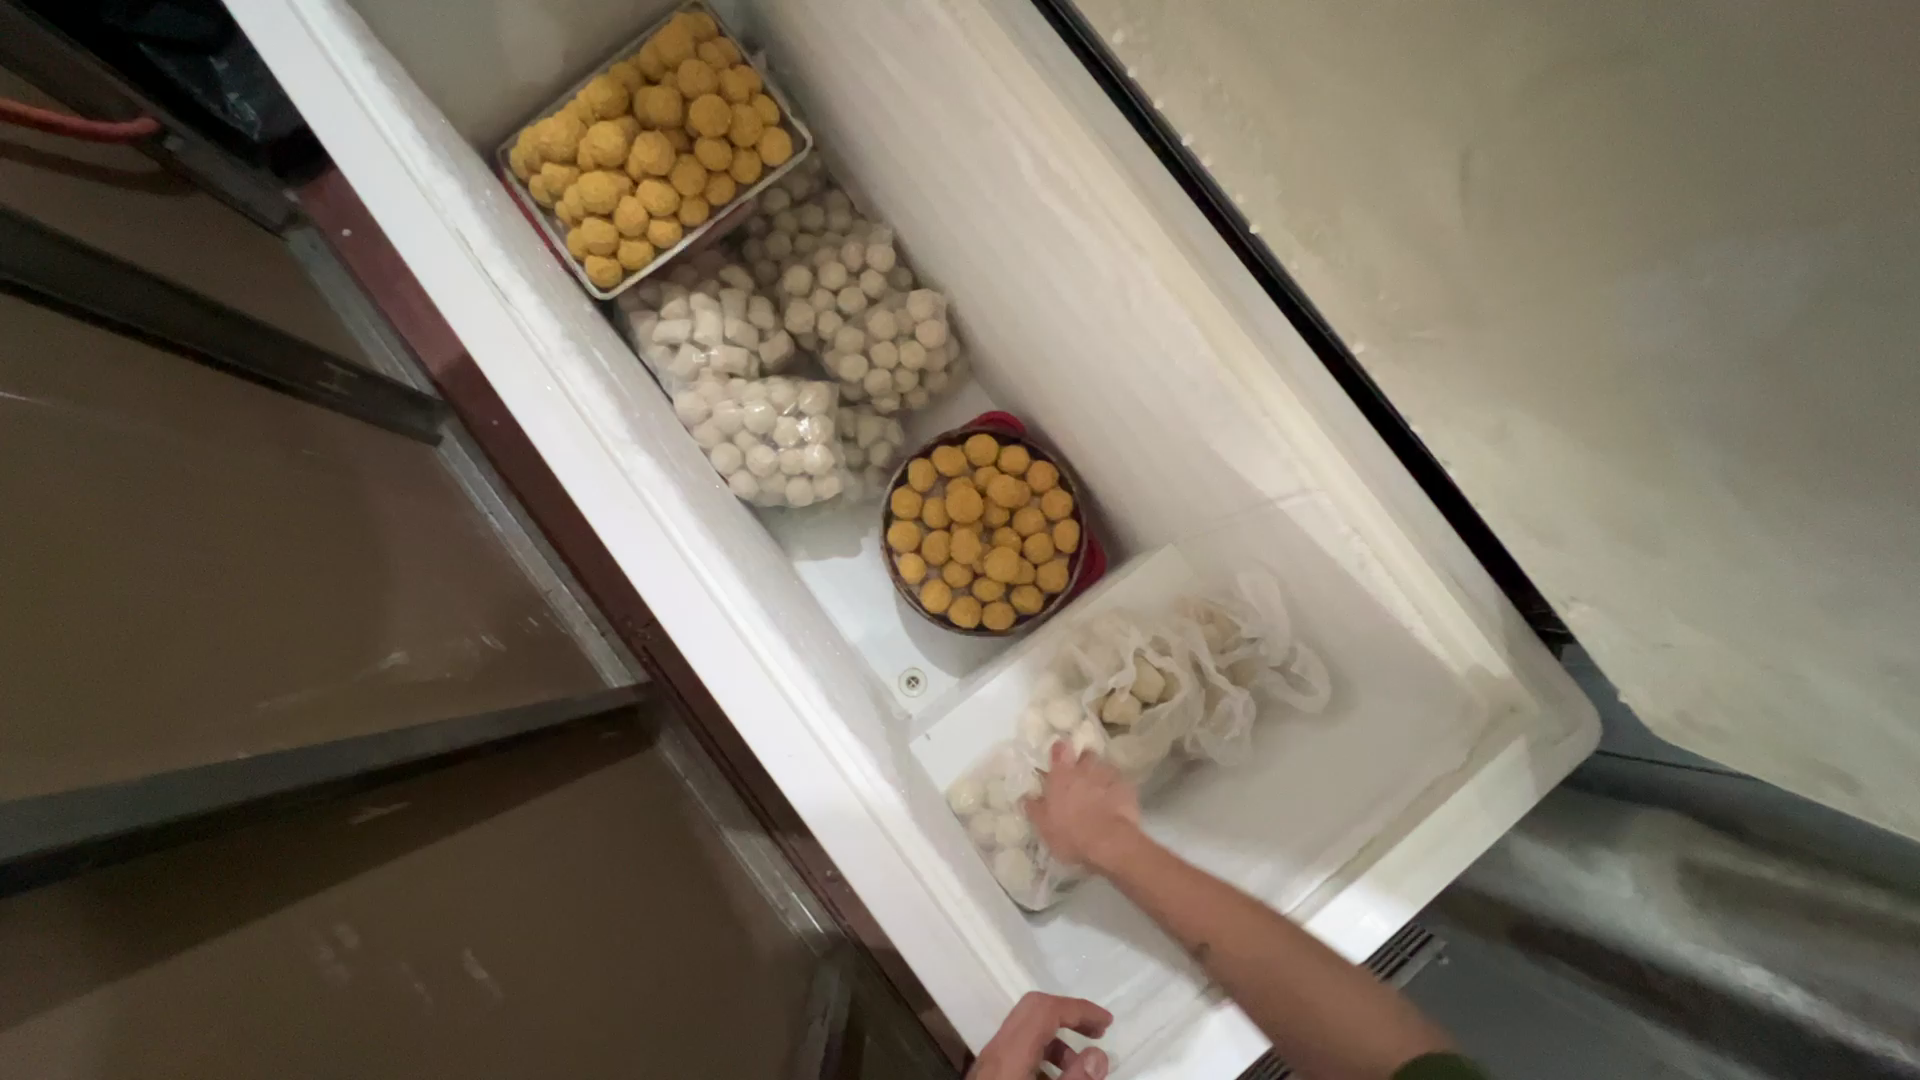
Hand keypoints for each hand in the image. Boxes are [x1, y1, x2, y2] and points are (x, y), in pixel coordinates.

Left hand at [966, 991, 1112, 1079]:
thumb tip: (1098, 1055)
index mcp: (1010, 1054)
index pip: (1046, 1010)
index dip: (1079, 1009)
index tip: (1107, 1024)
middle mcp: (996, 1050)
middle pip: (1033, 1010)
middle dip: (1068, 1015)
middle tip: (1097, 1033)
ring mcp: (989, 1063)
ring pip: (1024, 1030)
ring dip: (1056, 1039)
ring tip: (1081, 1068)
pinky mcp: (988, 1077)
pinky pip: (1017, 1051)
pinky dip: (1042, 1056)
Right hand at [1025, 742, 1140, 872]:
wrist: (1109, 842)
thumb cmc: (1070, 833)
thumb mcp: (1043, 826)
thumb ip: (1034, 808)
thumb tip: (1025, 796)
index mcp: (1062, 775)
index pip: (1060, 749)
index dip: (1060, 750)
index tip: (1060, 755)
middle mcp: (1085, 769)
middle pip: (1086, 754)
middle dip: (1085, 761)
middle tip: (1082, 775)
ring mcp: (1108, 777)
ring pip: (1105, 767)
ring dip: (1102, 775)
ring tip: (1101, 790)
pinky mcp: (1127, 789)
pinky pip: (1121, 783)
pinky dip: (1117, 789)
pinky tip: (1116, 801)